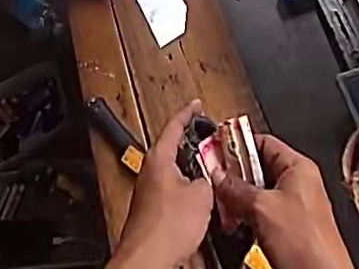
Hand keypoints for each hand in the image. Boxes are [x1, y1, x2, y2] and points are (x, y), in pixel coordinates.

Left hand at [113, 102, 214, 268]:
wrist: (148, 261)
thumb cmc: (164, 228)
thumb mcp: (201, 195)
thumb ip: (208, 178)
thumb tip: (211, 178)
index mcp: (159, 157)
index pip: (175, 124)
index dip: (188, 112)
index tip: (195, 104)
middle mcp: (151, 171)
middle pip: (175, 150)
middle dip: (194, 149)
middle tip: (209, 144)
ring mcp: (149, 192)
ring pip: (176, 175)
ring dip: (193, 176)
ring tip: (210, 181)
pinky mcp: (152, 213)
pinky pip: (173, 196)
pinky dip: (187, 198)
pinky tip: (199, 210)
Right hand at [214, 135, 352, 268]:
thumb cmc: (308, 245)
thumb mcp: (263, 208)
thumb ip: (236, 188)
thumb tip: (218, 175)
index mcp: (299, 167)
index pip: (262, 142)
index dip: (238, 145)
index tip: (217, 151)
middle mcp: (298, 185)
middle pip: (257, 169)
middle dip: (235, 179)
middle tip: (216, 184)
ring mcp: (293, 209)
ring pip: (257, 195)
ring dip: (238, 202)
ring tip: (225, 210)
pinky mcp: (288, 232)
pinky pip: (261, 216)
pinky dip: (246, 219)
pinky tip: (235, 226)